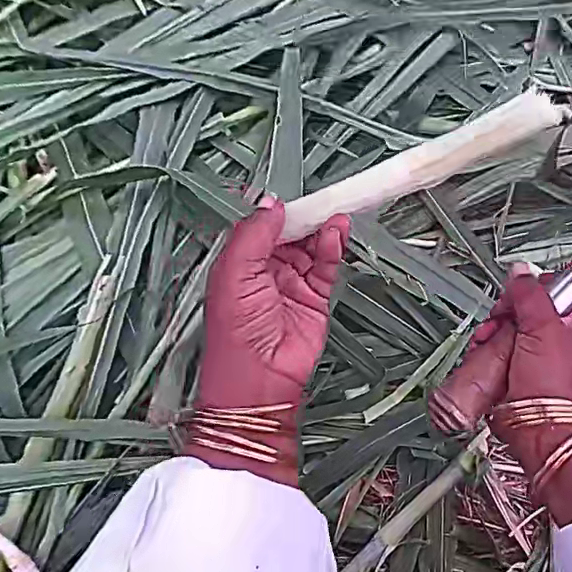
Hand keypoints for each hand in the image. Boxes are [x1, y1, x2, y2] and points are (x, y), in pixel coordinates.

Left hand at [193, 194, 349, 482]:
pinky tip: (337, 234)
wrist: (260, 377)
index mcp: (239, 262)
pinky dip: (333, 249)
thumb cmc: (236, 330)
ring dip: (322, 230)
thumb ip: (253, 234)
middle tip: (320, 201)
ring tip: (334, 216)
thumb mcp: (234, 272)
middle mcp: (265, 271)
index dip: (277, 211)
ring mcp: (292, 284)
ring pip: (311, 247)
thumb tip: (272, 205)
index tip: (292, 195)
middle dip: (304, 217)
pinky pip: (326, 267)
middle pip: (290, 234)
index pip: (261, 227)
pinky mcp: (315, 299)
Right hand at [477, 267, 571, 465]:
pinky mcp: (512, 363)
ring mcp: (532, 349)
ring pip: (509, 322)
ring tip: (491, 334)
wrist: (531, 418)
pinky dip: (486, 342)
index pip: (567, 288)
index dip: (547, 283)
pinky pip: (495, 342)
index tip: (529, 288)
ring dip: (494, 325)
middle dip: (509, 307)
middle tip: (505, 314)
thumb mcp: (542, 325)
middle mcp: (555, 333)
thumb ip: (530, 294)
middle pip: (529, 303)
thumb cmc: (549, 381)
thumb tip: (520, 273)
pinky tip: (484, 347)